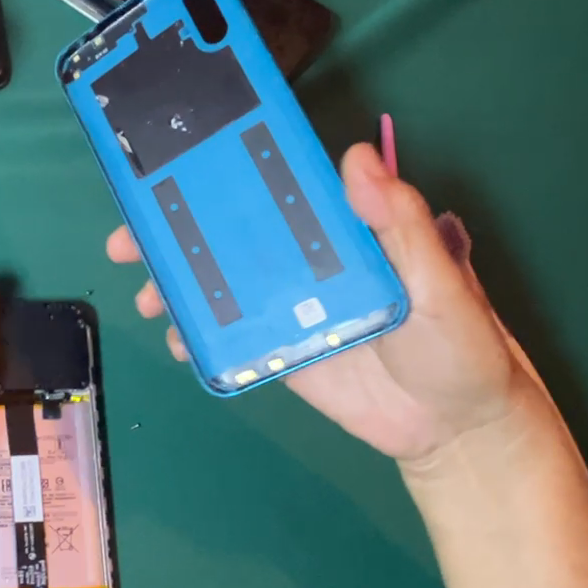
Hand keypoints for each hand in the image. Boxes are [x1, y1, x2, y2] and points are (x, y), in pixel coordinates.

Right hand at [108, 143, 543, 461]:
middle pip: (227, 240)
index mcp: (340, 234)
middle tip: (127, 241)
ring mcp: (283, 310)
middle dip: (171, 237)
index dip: (224, 179)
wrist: (453, 430)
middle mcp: (303, 265)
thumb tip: (355, 157)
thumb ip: (400, 226)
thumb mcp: (440, 283)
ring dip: (173, 288)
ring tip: (149, 300)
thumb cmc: (461, 346)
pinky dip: (194, 337)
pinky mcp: (274, 352)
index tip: (175, 172)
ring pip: (216, 289)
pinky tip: (179, 341)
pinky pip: (225, 339)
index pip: (275, 193)